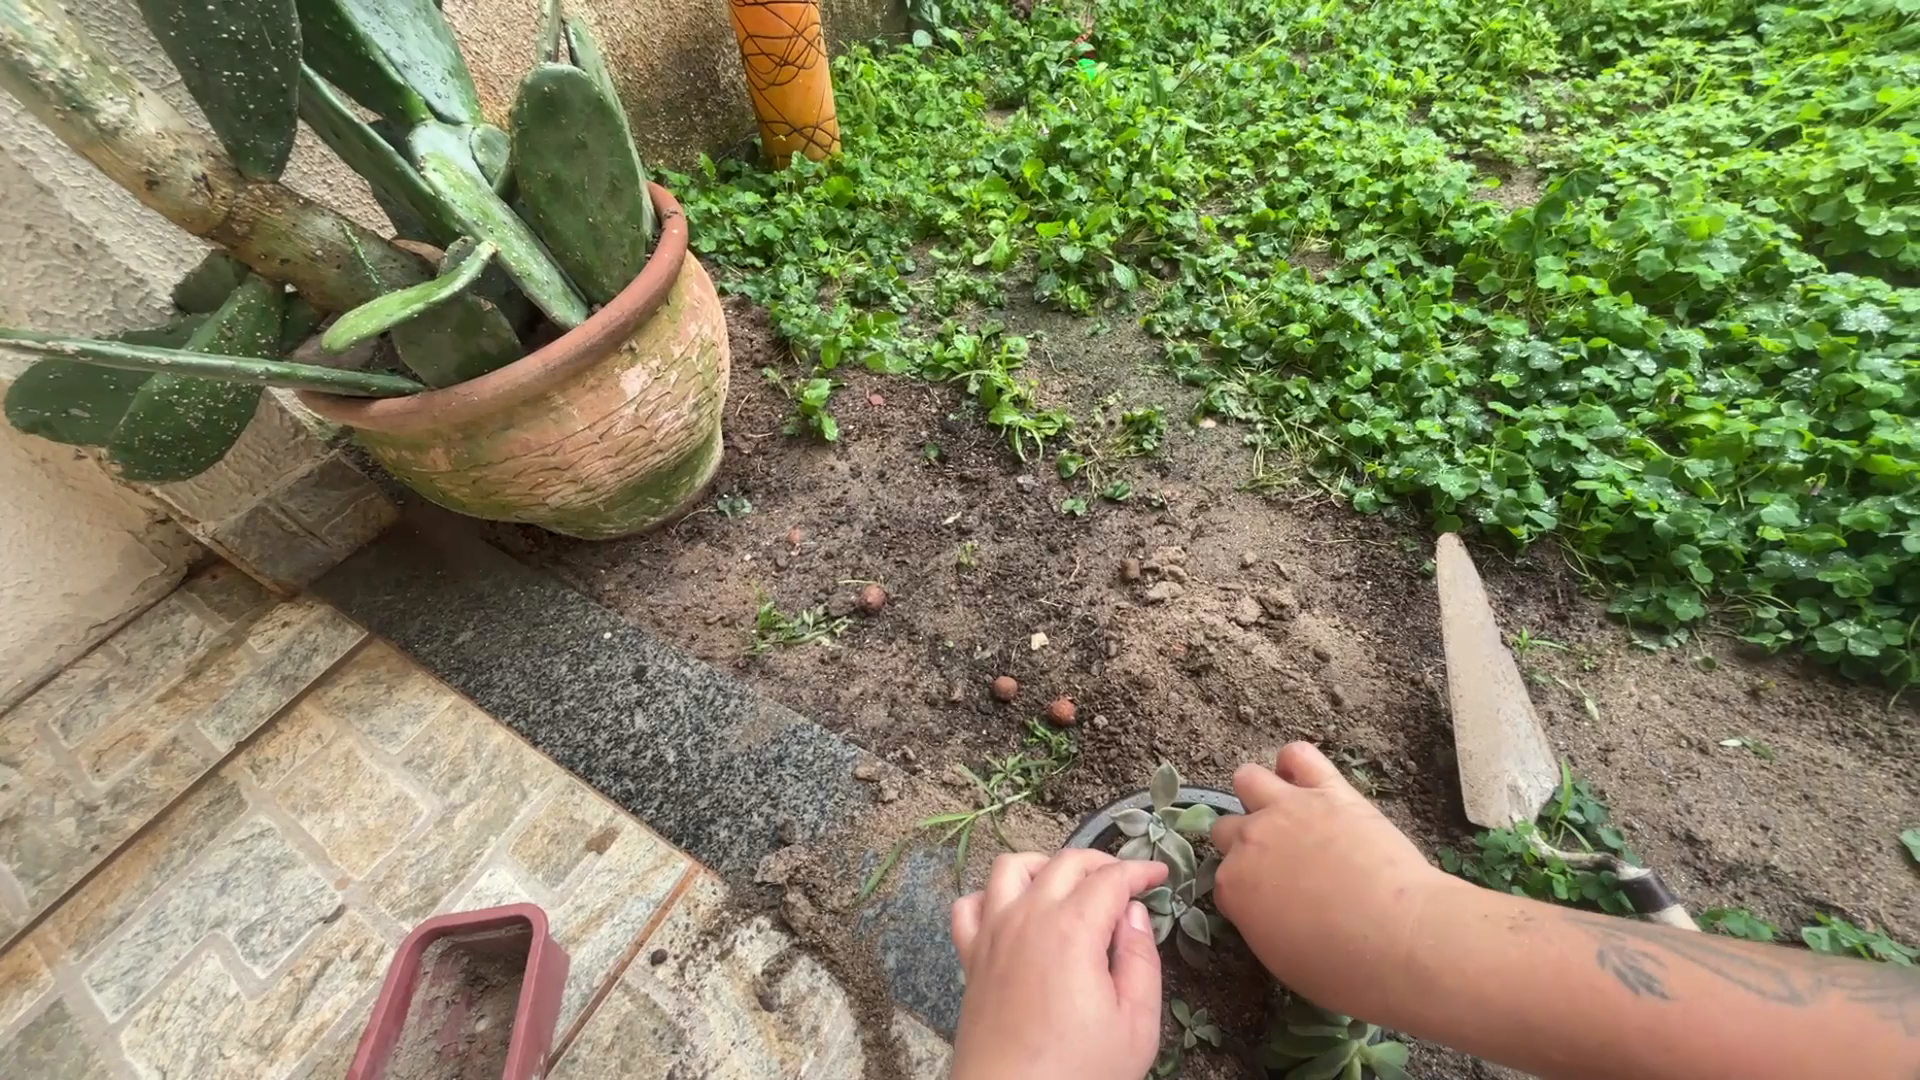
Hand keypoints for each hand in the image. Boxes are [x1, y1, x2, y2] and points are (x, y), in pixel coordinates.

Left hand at [948, 851, 1169, 1079]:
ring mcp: (993, 931)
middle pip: (1065, 862)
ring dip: (1044, 866)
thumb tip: (1133, 913)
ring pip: (1012, 867)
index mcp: (1073, 928)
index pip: (1111, 879)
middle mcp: (1028, 915)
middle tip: (1126, 884)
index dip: (1139, 871)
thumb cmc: (1080, 1074)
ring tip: (1068, 888)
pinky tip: (1011, 913)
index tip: (1159, 874)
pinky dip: (990, 897)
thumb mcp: (1136, 1026)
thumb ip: (1141, 960)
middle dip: (1101, 863)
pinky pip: (969, 905)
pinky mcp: (970, 954)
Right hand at [1210, 742, 1453, 1017]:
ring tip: (1287, 814)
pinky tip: (1310, 783)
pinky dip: (1298, 764)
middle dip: (1246, 842)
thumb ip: (1260, 922)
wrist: (1403, 941)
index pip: (1223, 878)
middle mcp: (1249, 840)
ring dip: (1260, 795)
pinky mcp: (1325, 789)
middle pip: (1226, 827)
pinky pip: (1298, 754)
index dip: (1246, 888)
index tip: (1269, 901)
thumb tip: (1265, 908)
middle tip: (1280, 862)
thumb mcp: (1285, 960)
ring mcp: (1284, 809)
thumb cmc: (1348, 970)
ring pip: (1247, 778)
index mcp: (1233, 887)